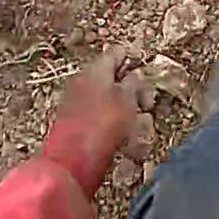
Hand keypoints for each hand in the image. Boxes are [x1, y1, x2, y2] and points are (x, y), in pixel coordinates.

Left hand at [40, 47, 152, 191]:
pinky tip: (124, 138)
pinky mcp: (75, 125)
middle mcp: (83, 82)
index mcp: (95, 70)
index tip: (148, 76)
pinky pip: (101, 116)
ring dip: (127, 109)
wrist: (70, 164)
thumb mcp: (128, 98)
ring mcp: (77, 104)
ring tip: (139, 126)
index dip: (134, 61)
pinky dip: (114, 123)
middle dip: (134, 90)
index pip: (117, 53)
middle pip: (114, 78)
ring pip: (110, 99)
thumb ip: (134, 82)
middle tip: (147, 105)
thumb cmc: (104, 124)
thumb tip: (134, 74)